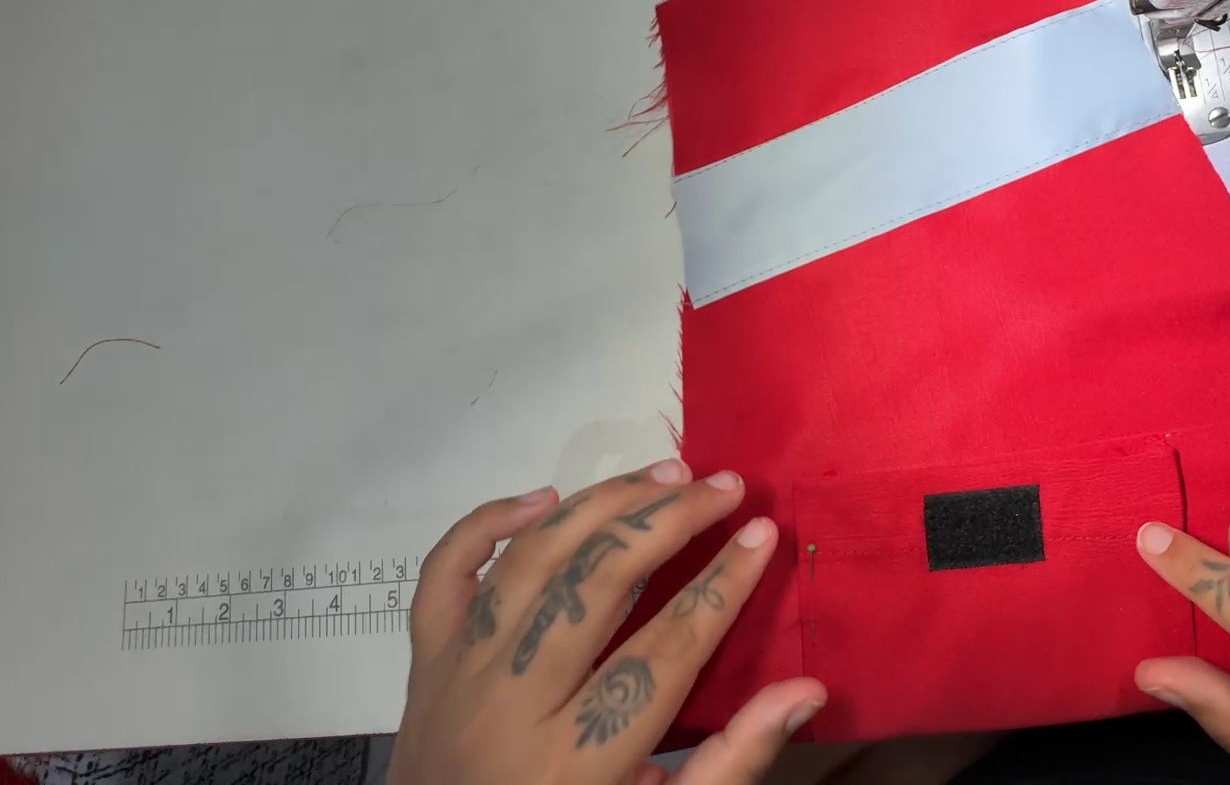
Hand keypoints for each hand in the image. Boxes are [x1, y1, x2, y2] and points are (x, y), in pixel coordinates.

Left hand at [388, 460, 826, 784]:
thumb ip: (733, 762)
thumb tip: (807, 688)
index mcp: (572, 767)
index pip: (665, 651)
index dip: (723, 584)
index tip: (764, 530)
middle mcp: (507, 710)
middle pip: (599, 582)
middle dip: (672, 520)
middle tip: (726, 485)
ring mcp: (455, 678)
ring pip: (534, 558)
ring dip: (605, 502)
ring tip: (666, 473)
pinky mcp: (422, 663)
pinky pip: (444, 572)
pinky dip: (488, 521)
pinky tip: (545, 497)